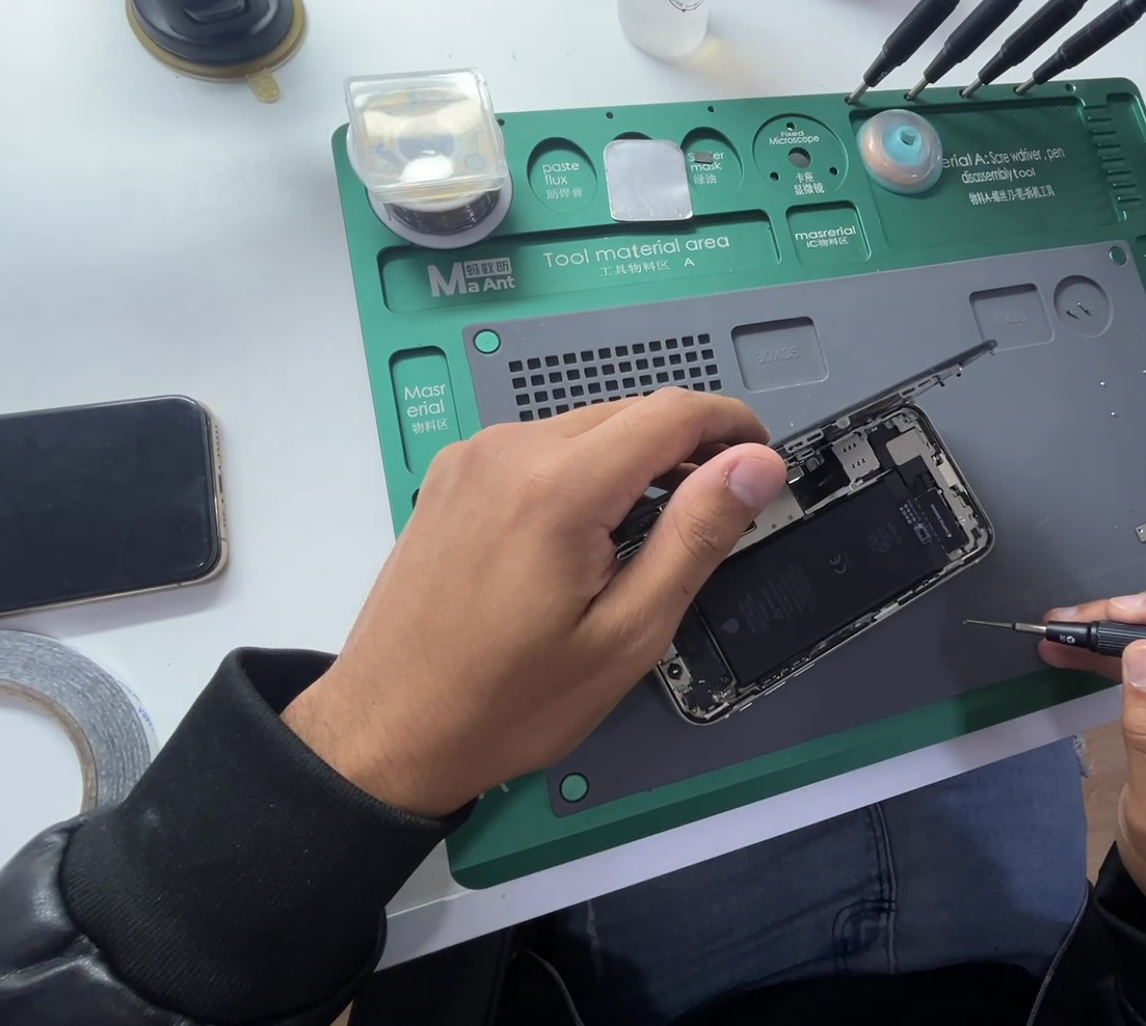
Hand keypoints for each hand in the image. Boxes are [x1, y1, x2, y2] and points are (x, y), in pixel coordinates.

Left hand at [282, 389, 788, 815]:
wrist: (386, 733)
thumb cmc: (514, 700)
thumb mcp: (629, 631)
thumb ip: (697, 535)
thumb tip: (756, 463)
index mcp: (559, 485)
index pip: (672, 413)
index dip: (731, 425)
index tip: (760, 459)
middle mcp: (509, 448)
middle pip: (631, 412)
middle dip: (689, 443)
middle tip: (720, 503)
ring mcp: (473, 456)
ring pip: (588, 426)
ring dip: (639, 456)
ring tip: (660, 522)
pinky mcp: (454, 474)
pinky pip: (544, 446)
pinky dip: (589, 466)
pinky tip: (593, 523)